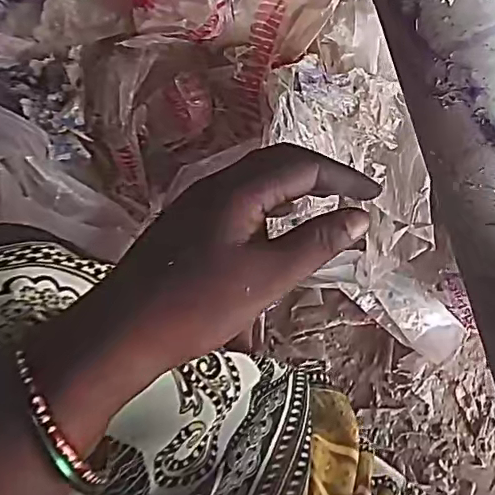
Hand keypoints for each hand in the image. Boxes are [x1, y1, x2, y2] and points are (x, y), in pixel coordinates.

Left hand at [36, 144, 377, 399]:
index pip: (302, 166)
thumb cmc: (197, 306)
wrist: (121, 332)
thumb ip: (315, 243)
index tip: (373, 195)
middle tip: (352, 196)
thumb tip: (358, 217)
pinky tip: (274, 232)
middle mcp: (216, 184)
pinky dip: (269, 206)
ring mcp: (197, 202)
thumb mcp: (267, 278)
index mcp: (237, 189)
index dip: (342, 177)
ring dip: (293, 188)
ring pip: (256, 180)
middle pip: (278, 163)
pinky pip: (239, 199)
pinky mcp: (187, 222)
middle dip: (320, 176)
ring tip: (321, 208)